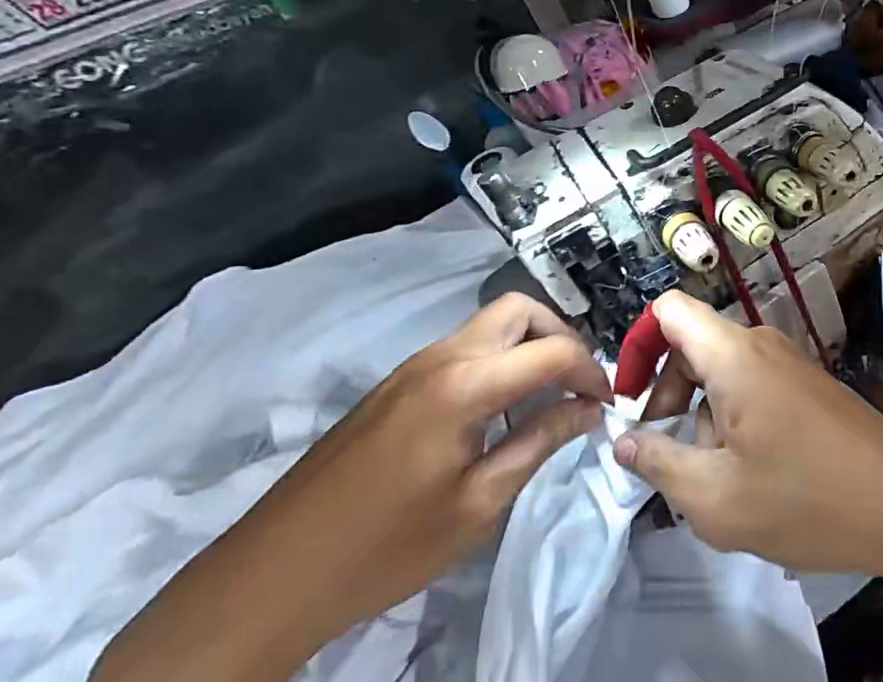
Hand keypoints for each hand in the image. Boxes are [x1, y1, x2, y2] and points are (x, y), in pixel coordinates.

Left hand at [94, 293, 608, 681]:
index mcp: (465, 383)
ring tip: (545, 398)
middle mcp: (441, 356)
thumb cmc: (388, 546)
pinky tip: (498, 411)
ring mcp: (413, 365)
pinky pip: (463, 349)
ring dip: (527, 346)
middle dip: (559, 336)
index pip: (551, 351)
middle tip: (575, 385)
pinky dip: (497, 361)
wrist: (277, 572)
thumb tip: (588, 409)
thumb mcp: (479, 503)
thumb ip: (539, 443)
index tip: (605, 403)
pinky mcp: (397, 382)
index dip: (590, 372)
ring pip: (489, 325)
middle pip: (517, 310)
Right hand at [613, 290, 882, 578]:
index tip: (629, 401)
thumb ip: (658, 462)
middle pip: (691, 346)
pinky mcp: (806, 386)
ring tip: (713, 479)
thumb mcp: (716, 498)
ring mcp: (788, 364)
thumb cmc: (806, 499)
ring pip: (720, 373)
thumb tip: (623, 440)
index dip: (637, 346)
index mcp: (732, 355)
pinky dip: (732, 420)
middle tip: (665, 453)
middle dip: (667, 395)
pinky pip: (751, 387)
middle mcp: (759, 346)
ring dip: (701, 417)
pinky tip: (748, 475)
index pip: (669, 310)